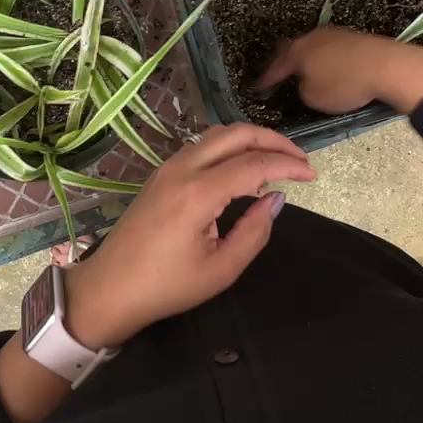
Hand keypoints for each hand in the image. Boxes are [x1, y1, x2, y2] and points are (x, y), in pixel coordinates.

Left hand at [63, 125, 315, 347]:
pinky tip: (243, 171)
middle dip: (273, 140)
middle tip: (300, 159)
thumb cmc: (166, 287)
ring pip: (217, 135)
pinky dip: (229, 149)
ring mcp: (168, 167)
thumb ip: (254, 232)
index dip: (288, 165)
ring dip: (250, 141)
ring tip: (276, 163)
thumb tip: (275, 199)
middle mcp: (182, 168)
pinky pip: (202, 147)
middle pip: (236, 133)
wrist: (109, 289)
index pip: (254, 164)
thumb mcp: (221, 269)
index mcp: (198, 193)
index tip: (313, 176)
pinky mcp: (161, 173)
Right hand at [253, 26, 422, 114]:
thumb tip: (306, 83)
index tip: (256, 86)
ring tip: (302, 70)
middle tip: (276, 73)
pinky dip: (324, 58)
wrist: (387, 66)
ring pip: (311, 46)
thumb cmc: (346, 84)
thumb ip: (302, 89)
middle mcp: (312, 38)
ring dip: (305, 58)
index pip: (275, 66)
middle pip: (291, 49)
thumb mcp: (314, 97)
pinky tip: (328, 66)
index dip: (265, 79)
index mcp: (297, 51)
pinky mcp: (352, 37)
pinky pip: (329, 48)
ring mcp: (333, 34)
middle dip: (283, 62)